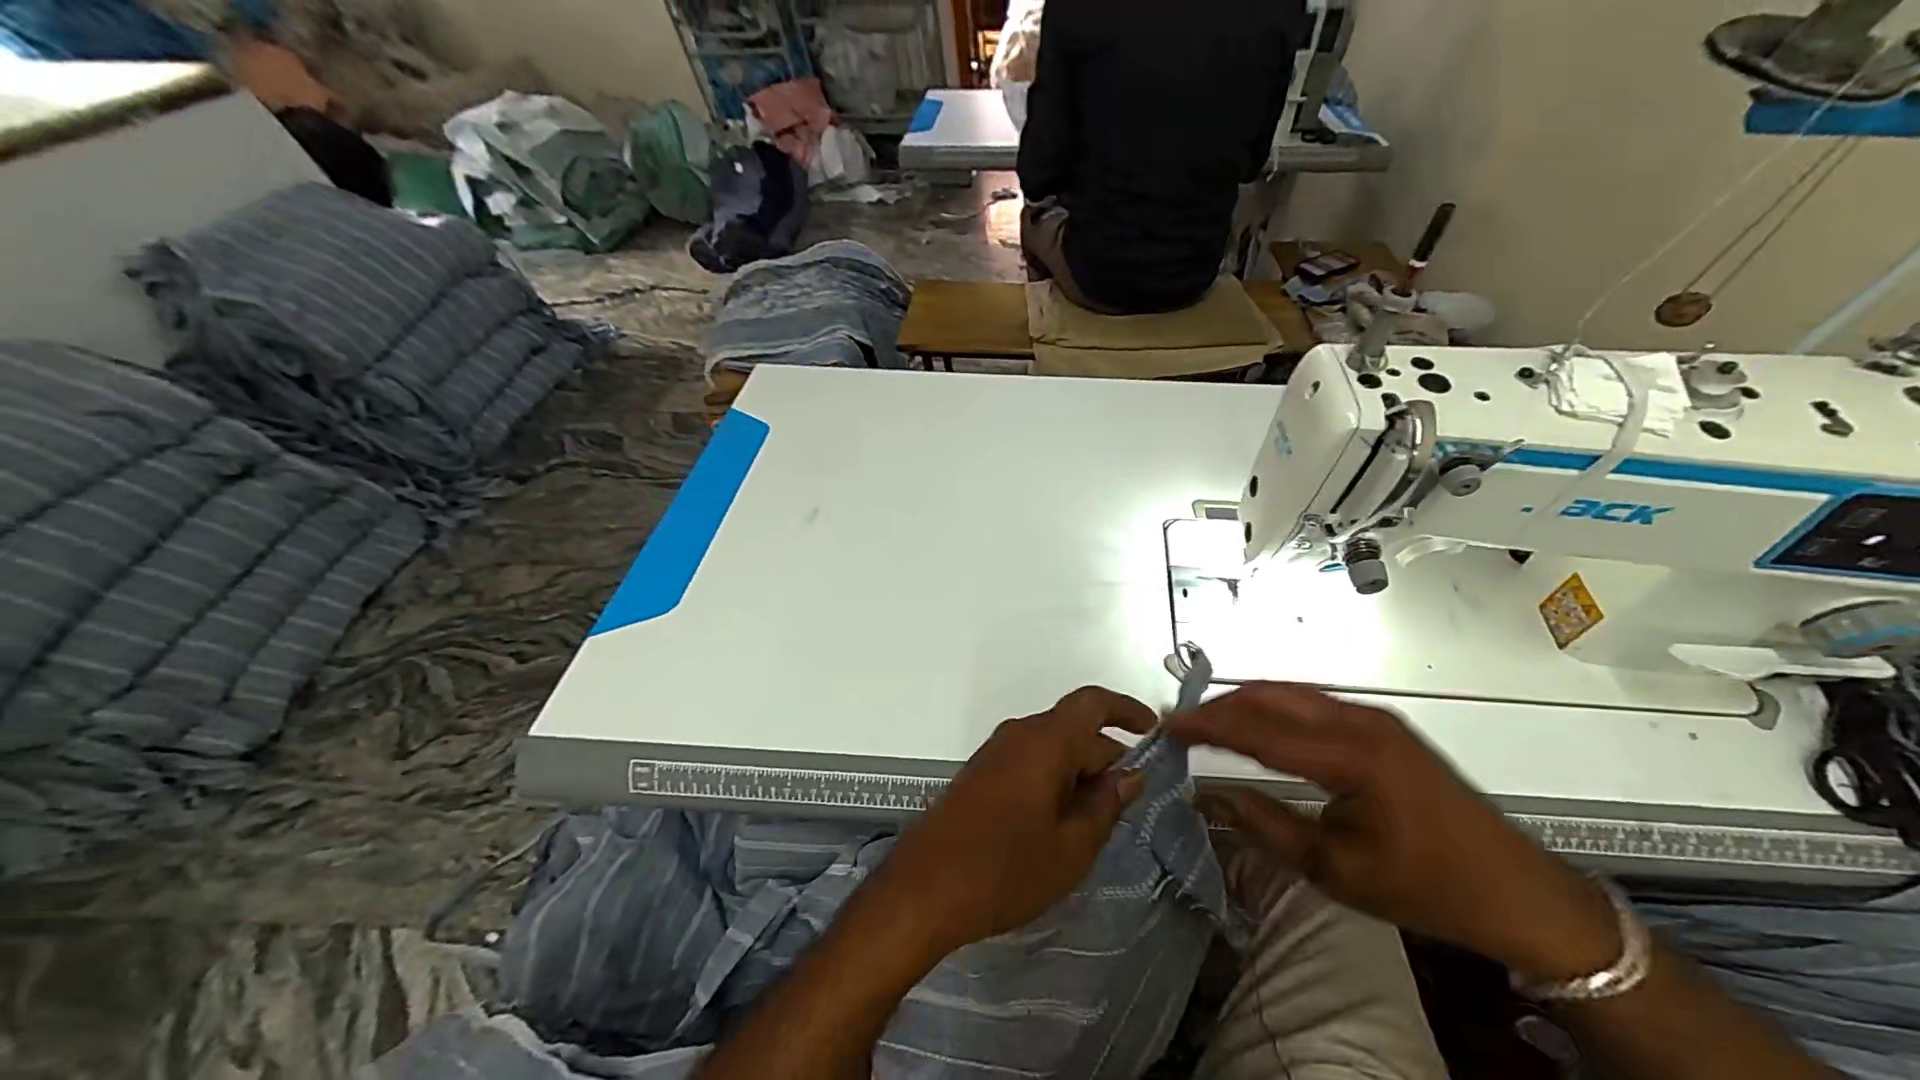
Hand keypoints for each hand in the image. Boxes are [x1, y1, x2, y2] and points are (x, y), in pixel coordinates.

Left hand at [870, 686, 1154, 955]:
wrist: (924, 890)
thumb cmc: (1006, 869)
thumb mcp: (1072, 846)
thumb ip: (1106, 804)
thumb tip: (1129, 775)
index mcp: (1044, 741)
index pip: (1092, 703)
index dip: (1125, 710)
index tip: (1151, 730)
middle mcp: (1017, 736)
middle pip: (1072, 729)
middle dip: (1105, 756)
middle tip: (1129, 801)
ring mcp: (993, 755)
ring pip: (1050, 748)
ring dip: (1078, 772)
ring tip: (1097, 819)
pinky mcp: (979, 776)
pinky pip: (1027, 763)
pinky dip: (1052, 780)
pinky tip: (1059, 823)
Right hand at [1169, 684, 1621, 980]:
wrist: (1517, 891)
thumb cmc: (1426, 887)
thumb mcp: (1335, 868)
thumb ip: (1264, 824)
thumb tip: (1207, 799)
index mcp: (1352, 757)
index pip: (1260, 730)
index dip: (1208, 726)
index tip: (1168, 727)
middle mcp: (1362, 722)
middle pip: (1272, 697)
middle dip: (1220, 706)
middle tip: (1181, 722)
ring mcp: (1376, 719)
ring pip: (1293, 693)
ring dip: (1246, 702)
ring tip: (1208, 720)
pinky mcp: (1384, 727)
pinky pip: (1315, 702)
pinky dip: (1275, 707)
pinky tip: (1257, 722)